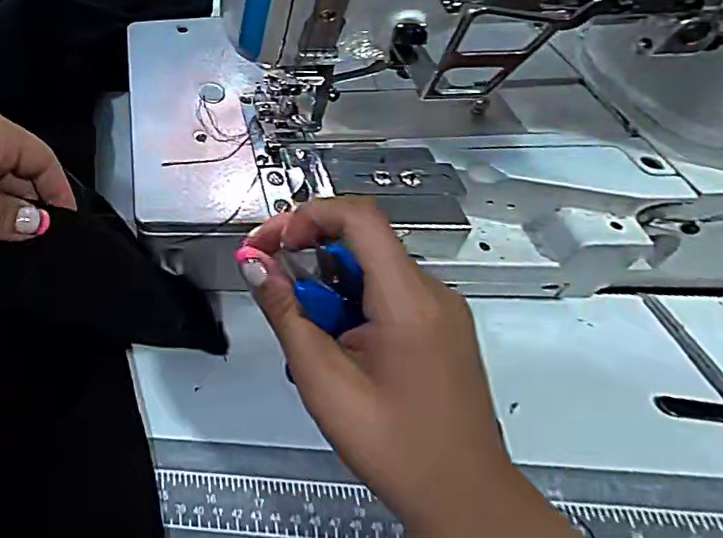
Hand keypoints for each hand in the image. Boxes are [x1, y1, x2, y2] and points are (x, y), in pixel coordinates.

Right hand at [237, 199, 566, 537]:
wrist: (467, 505)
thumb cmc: (401, 451)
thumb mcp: (324, 379)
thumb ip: (284, 311)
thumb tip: (255, 263)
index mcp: (408, 299)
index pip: (357, 216)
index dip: (308, 215)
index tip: (275, 242)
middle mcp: (431, 293)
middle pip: (359, 239)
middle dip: (309, 253)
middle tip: (275, 281)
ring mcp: (439, 309)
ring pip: (368, 266)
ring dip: (327, 284)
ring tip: (310, 333)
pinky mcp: (439, 326)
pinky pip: (385, 290)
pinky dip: (350, 302)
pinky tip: (338, 346)